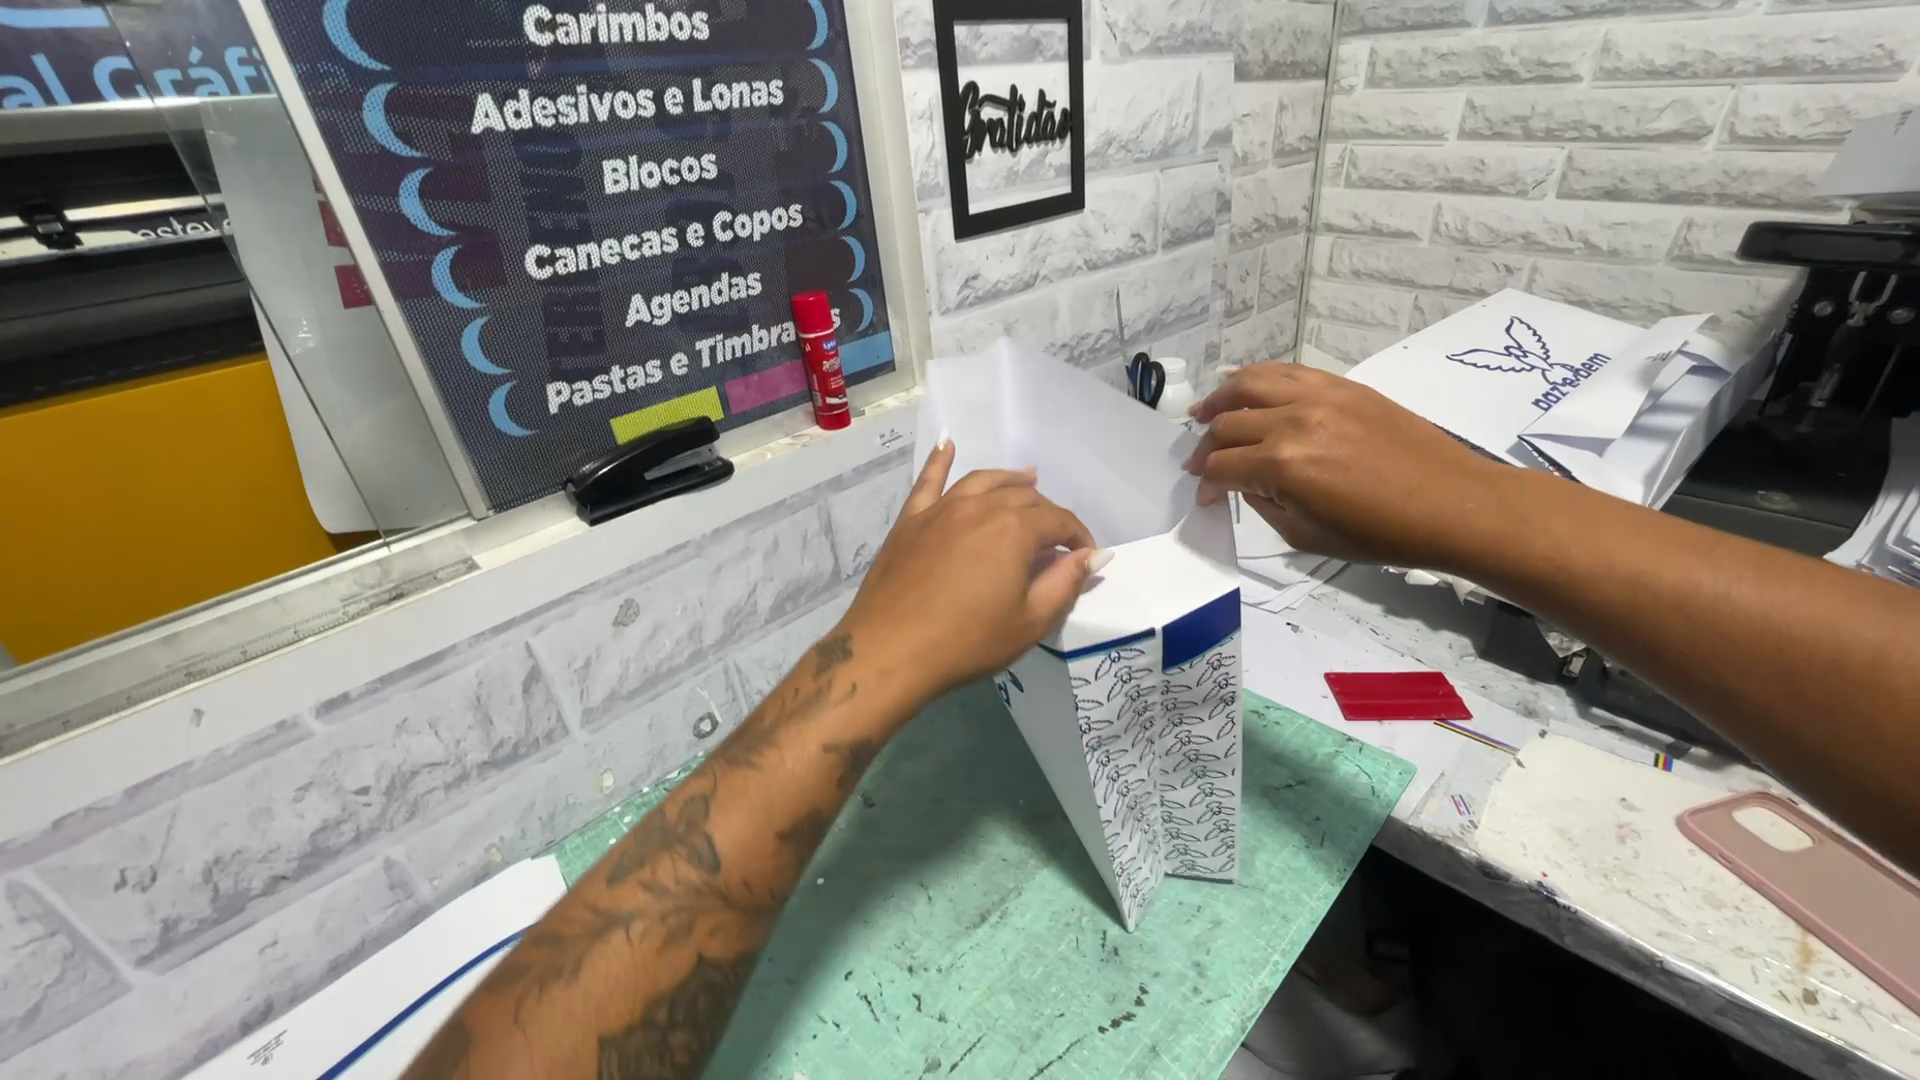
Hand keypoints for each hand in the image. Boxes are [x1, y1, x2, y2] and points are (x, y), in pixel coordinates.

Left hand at [840, 439, 1101, 699]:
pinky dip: (940, 460)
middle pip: (1023, 497)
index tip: (1086, 557)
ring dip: (1009, 479)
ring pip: (982, 481)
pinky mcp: (910, 521)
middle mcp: (979, 507)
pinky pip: (928, 481)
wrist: (890, 651)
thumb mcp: (1029, 622)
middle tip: (1056, 538)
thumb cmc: (966, 642)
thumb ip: (1064, 583)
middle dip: (1047, 513)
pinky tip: (947, 444)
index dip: (1078, 537)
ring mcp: (940, 510)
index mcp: (1013, 529)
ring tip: (1026, 480)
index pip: (1058, 520)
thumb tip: (1090, 556)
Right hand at [1184, 363, 1514, 568]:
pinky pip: (1286, 370)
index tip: (1205, 497)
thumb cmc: (1380, 534)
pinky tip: (1243, 386)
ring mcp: (1318, 396)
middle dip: (1204, 447)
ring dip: (1219, 399)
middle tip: (1198, 462)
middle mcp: (1293, 422)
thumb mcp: (1305, 535)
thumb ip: (1264, 504)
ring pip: (1248, 383)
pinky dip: (1256, 376)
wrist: (1453, 504)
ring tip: (1204, 411)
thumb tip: (1243, 483)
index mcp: (1282, 467)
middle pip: (1226, 424)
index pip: (1220, 467)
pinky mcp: (1342, 386)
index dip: (1205, 484)